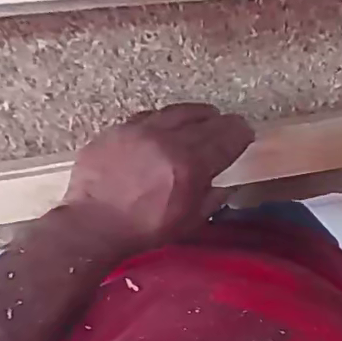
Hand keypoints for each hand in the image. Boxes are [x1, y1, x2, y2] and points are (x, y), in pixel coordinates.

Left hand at [55, 104, 254, 250]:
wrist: (94, 225)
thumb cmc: (147, 228)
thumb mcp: (191, 220)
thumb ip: (213, 198)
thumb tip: (225, 185)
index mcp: (190, 165)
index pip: (225, 140)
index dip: (240, 134)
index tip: (247, 132)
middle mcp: (167, 141)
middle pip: (204, 122)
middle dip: (223, 122)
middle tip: (231, 123)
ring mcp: (140, 131)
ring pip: (177, 112)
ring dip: (197, 113)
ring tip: (206, 115)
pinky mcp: (117, 130)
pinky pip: (149, 116)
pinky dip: (165, 118)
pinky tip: (169, 124)